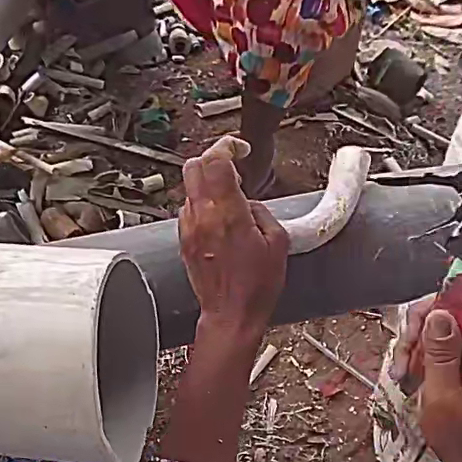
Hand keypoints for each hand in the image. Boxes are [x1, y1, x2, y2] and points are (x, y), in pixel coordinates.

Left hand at [180, 137, 287, 343]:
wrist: (230, 315)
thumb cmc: (255, 287)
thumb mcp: (277, 243)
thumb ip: (263, 213)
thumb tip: (250, 203)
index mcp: (227, 213)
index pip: (216, 161)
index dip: (227, 146)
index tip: (239, 149)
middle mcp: (202, 217)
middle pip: (194, 166)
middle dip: (212, 160)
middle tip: (232, 168)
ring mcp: (189, 229)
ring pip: (188, 189)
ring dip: (207, 184)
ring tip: (229, 199)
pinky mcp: (184, 242)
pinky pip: (188, 210)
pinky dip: (202, 205)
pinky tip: (219, 220)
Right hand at [399, 274, 461, 461]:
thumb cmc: (459, 433)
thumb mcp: (442, 397)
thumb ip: (441, 354)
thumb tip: (439, 314)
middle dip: (431, 310)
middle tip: (410, 341)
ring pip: (444, 314)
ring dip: (418, 333)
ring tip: (405, 367)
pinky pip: (438, 333)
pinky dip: (418, 346)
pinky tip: (407, 370)